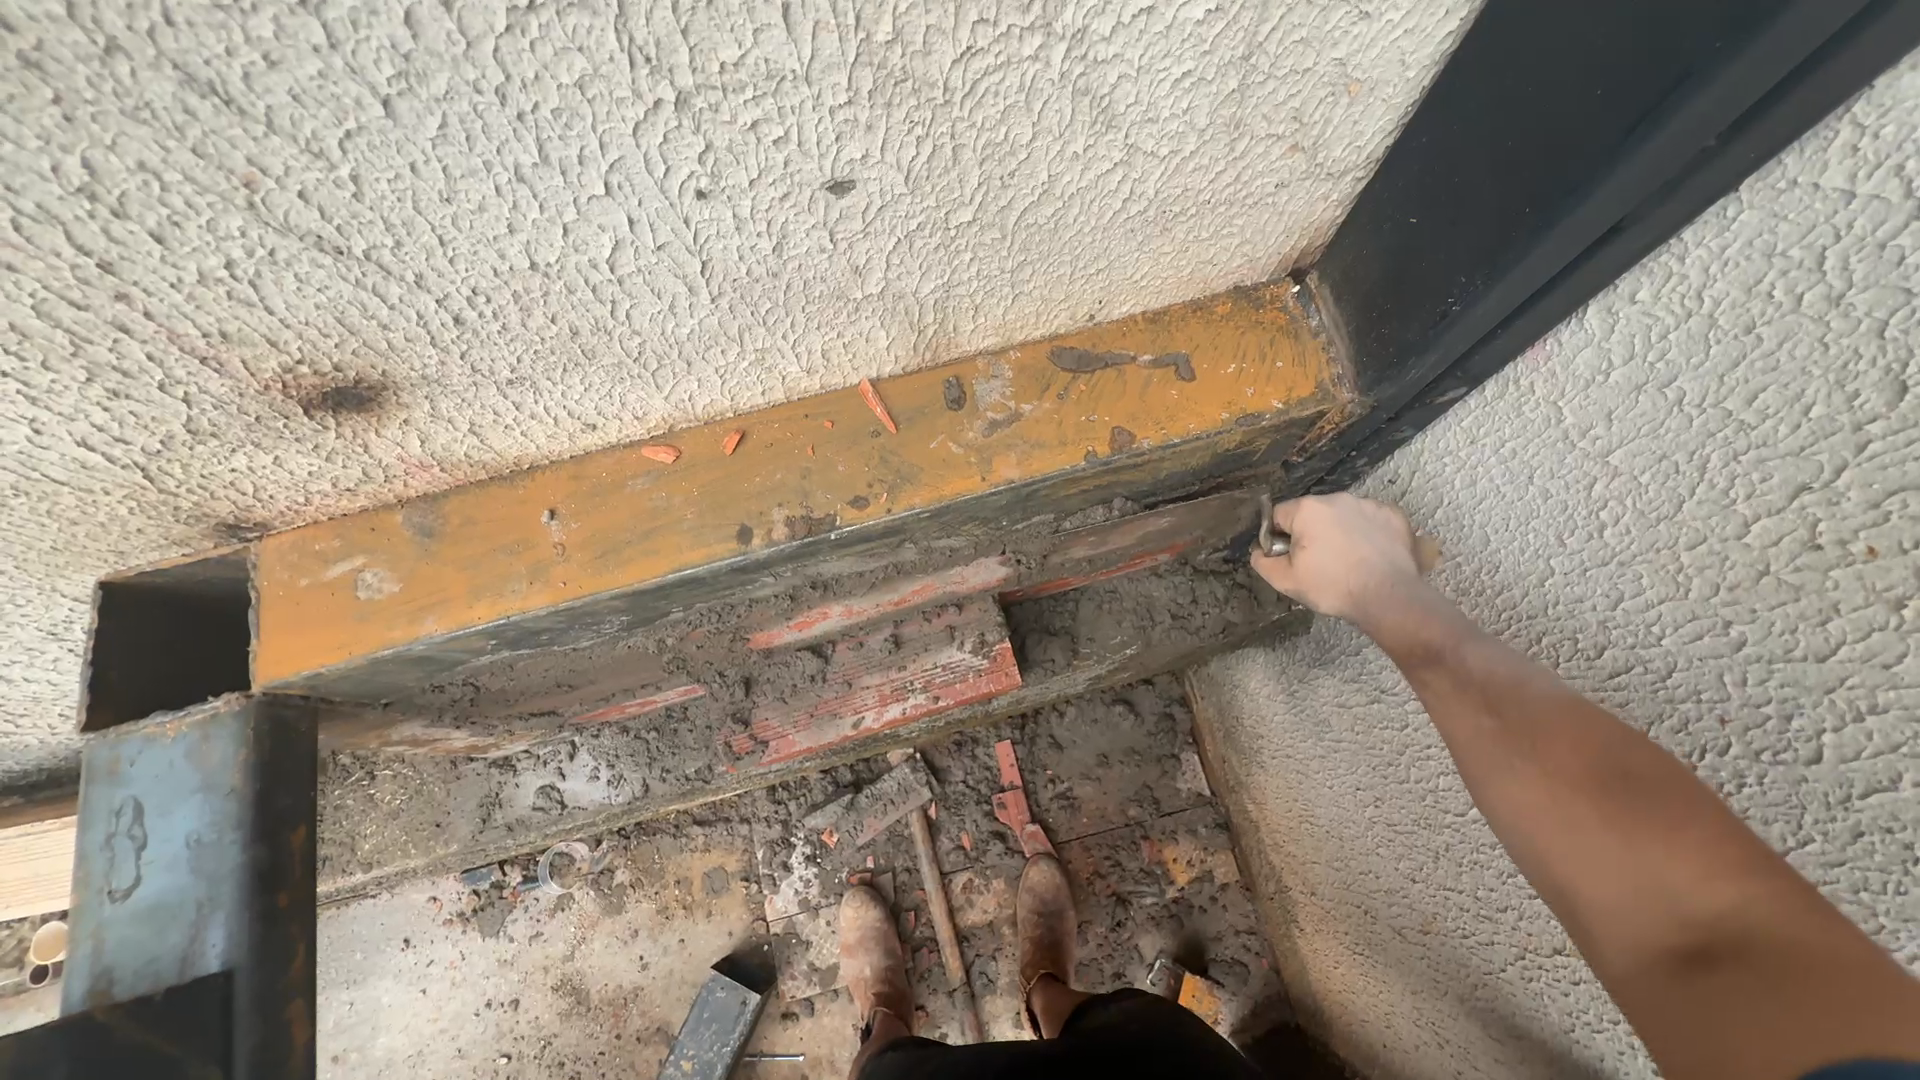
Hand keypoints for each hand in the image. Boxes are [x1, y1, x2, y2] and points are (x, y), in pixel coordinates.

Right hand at [1250, 493, 1435, 625]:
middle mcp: (1337, 498)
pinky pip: (1370, 520)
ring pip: (1342, 515)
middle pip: (1312, 514)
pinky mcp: (1393, 514)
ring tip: (1347, 560)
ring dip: (1339, 532)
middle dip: (1311, 533)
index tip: (1291, 557)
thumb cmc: (1332, 587)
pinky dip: (1366, 533)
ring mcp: (1368, 504)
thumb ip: (1262, 562)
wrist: (1388, 597)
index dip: (1280, 537)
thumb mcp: (1285, 581)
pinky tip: (1369, 555)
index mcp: (1307, 509)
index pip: (1280, 515)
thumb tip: (1260, 551)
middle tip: (1318, 563)